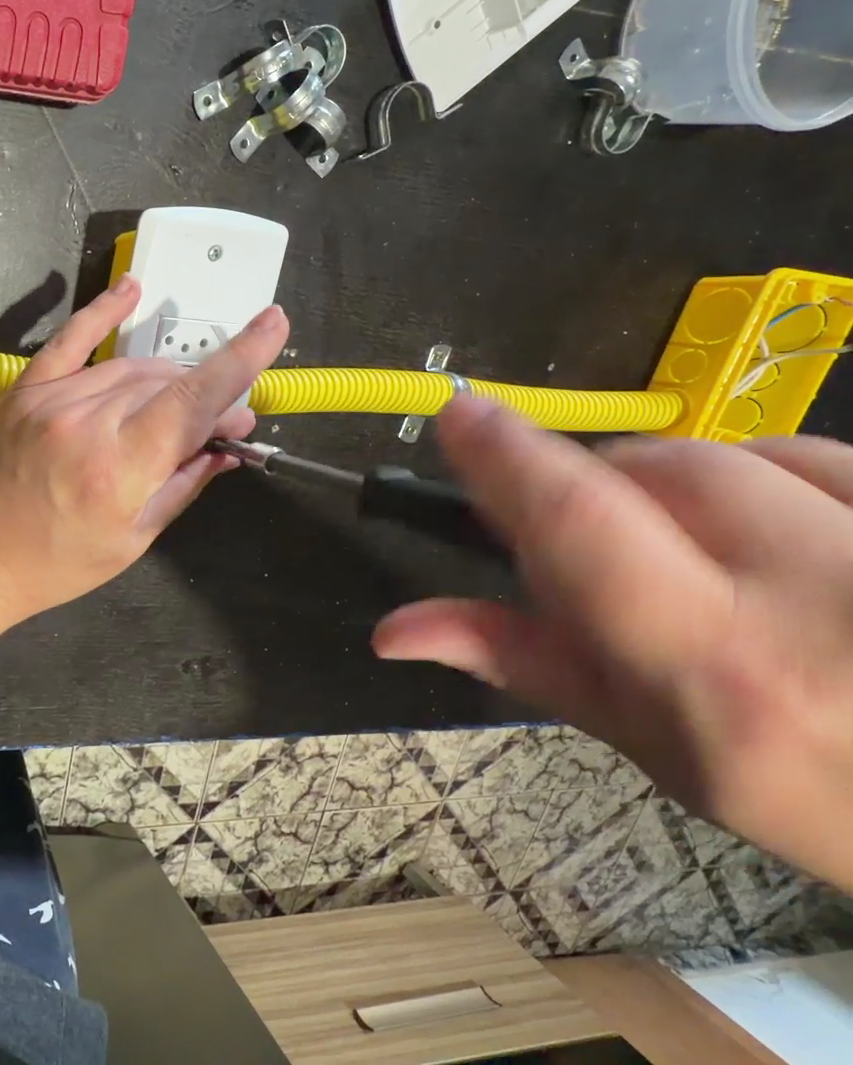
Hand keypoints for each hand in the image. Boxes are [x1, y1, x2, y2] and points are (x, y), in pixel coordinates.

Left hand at [0, 277, 287, 628]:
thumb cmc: (59, 564)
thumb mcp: (134, 539)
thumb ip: (183, 483)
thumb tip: (227, 444)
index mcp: (122, 466)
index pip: (196, 397)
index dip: (242, 359)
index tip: (275, 326)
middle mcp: (88, 422)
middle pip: (166, 383)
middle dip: (204, 394)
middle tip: (222, 420)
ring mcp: (51, 401)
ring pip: (128, 368)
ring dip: (164, 378)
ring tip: (181, 399)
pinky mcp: (23, 392)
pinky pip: (68, 341)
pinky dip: (101, 313)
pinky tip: (131, 290)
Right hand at [374, 396, 852, 889]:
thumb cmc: (807, 787)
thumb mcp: (650, 744)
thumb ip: (525, 664)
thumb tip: (392, 631)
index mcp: (712, 660)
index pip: (583, 529)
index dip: (511, 462)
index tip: (461, 412)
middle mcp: (812, 589)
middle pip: (664, 469)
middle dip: (607, 481)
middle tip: (600, 539)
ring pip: (752, 452)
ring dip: (694, 483)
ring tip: (703, 548)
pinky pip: (830, 456)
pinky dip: (781, 478)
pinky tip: (785, 535)